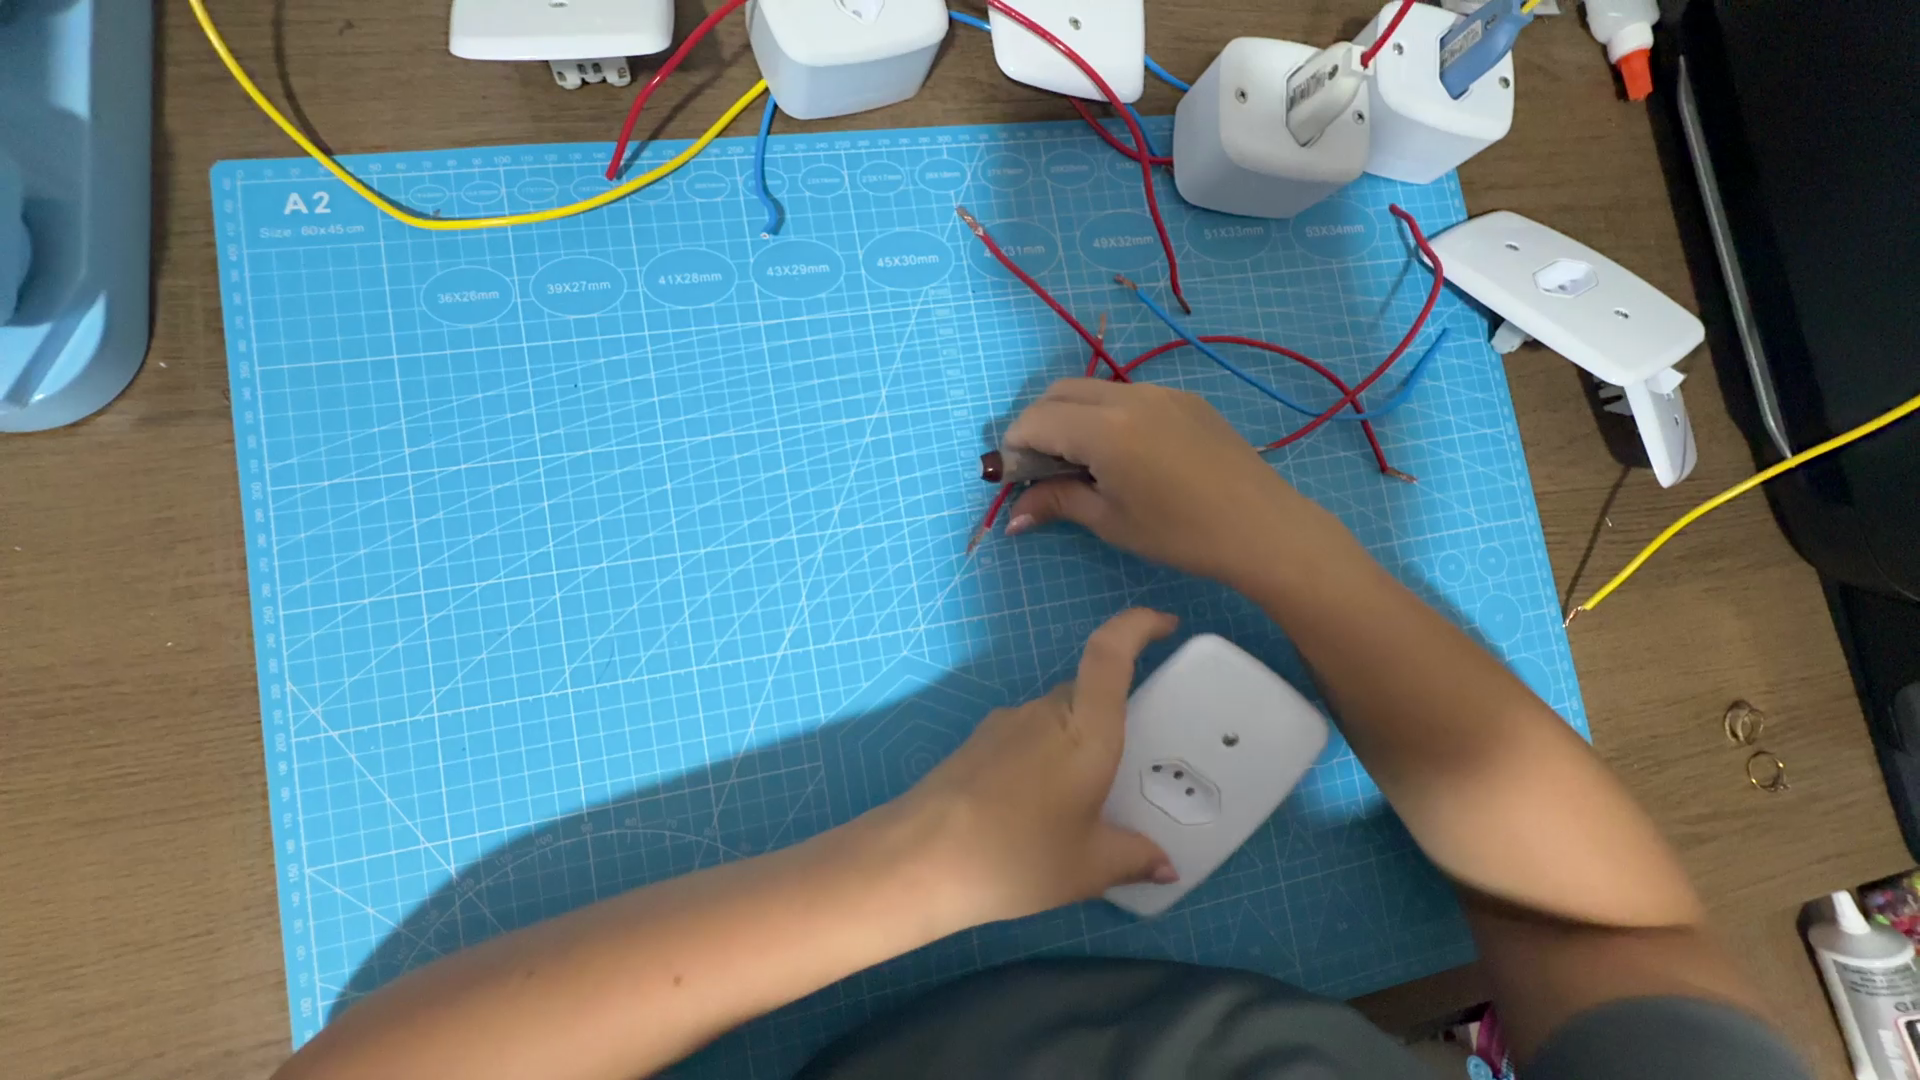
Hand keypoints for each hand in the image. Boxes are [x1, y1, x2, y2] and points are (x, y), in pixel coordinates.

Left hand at [892, 609, 1179, 926]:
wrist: (921, 858)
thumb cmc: (1016, 855)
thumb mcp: (1087, 867)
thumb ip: (1132, 857)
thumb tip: (1163, 866)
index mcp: (1085, 729)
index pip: (1111, 652)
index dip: (1139, 626)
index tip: (1163, 624)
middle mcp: (1045, 712)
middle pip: (1088, 690)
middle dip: (1114, 716)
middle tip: (1129, 765)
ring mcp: (1006, 722)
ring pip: (1057, 716)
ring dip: (1076, 742)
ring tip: (1083, 802)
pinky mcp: (979, 740)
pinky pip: (1027, 735)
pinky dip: (1045, 756)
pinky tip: (1038, 808)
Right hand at [1002, 379, 1340, 586]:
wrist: (1263, 527)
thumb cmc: (1180, 533)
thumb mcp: (1110, 521)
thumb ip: (1056, 504)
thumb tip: (1012, 516)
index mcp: (1104, 428)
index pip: (1036, 420)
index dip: (1015, 448)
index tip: (1015, 479)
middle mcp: (1128, 396)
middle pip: (1059, 393)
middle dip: (1038, 425)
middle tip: (1043, 470)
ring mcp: (1160, 392)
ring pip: (1094, 390)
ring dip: (1072, 417)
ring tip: (1084, 464)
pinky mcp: (1185, 399)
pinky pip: (1128, 396)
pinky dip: (1106, 415)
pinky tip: (1124, 455)